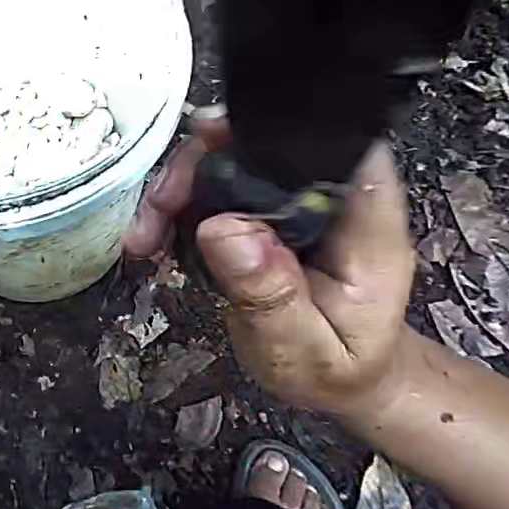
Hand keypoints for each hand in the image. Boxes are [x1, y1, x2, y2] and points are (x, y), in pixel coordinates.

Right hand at [124, 113, 418, 416]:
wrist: (337, 379)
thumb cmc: (337, 367)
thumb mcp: (305, 350)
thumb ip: (272, 296)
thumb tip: (224, 228)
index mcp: (362, 221)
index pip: (332, 143)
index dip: (270, 130)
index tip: (210, 143)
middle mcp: (326, 198)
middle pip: (261, 144)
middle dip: (199, 164)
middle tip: (161, 208)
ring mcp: (288, 202)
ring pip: (225, 162)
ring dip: (178, 187)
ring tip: (146, 236)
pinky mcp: (257, 212)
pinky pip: (211, 190)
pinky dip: (176, 208)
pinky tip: (155, 239)